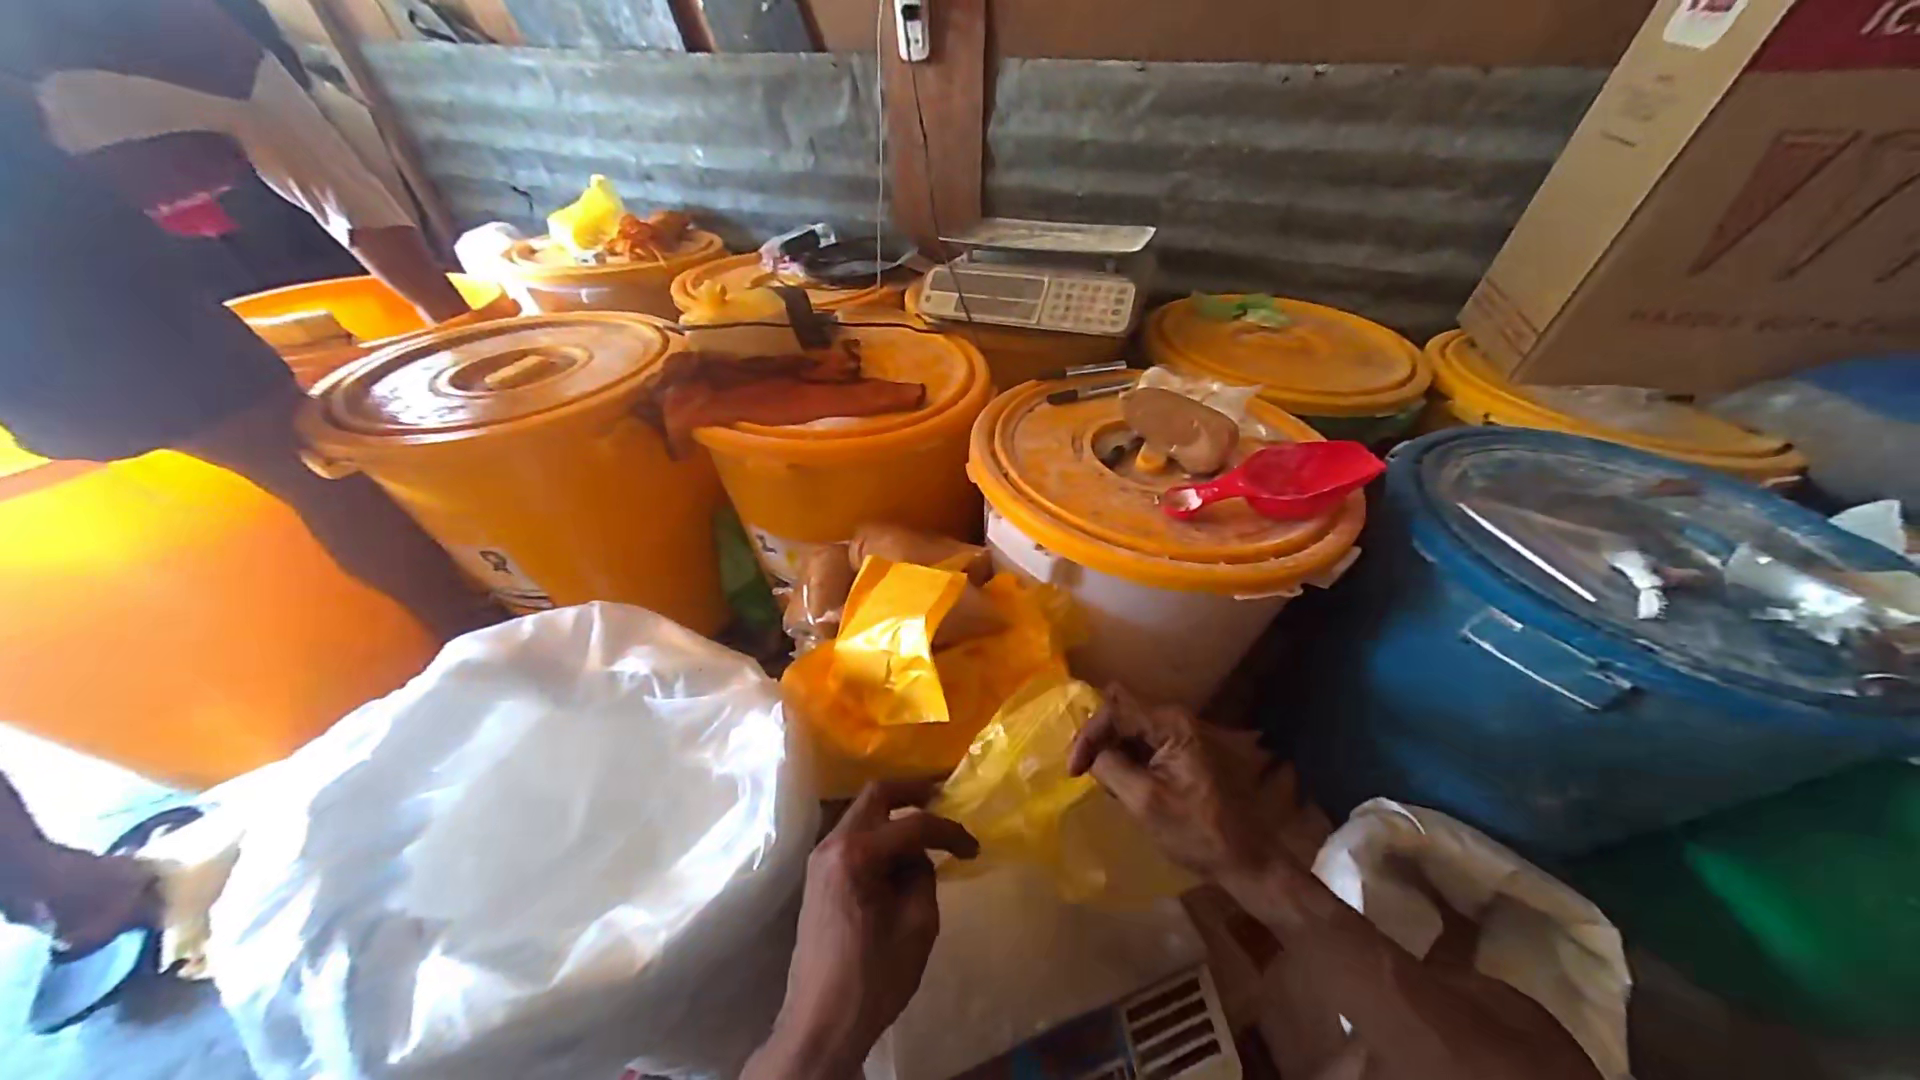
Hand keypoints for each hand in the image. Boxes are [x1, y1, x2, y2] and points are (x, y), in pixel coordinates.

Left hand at [746, 780, 977, 1079]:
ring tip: (927, 832)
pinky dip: (880, 835)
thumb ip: (923, 876)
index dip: (948, 831)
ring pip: (863, 813)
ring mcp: (821, 858)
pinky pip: (854, 837)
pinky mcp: (819, 875)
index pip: (912, 824)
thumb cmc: (873, 977)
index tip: (973, 848)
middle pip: (876, 795)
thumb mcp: (917, 925)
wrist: (821, 1022)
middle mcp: (832, 844)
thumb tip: (918, 857)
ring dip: (895, 814)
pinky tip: (900, 856)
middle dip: (914, 792)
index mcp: (856, 854)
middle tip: (943, 798)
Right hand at [1067, 684, 1277, 883]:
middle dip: (1100, 744)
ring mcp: (1183, 735)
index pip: (1114, 711)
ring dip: (1113, 754)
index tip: (1073, 769)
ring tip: (1107, 785)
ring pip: (1130, 731)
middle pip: (1121, 716)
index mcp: (1171, 725)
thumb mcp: (1144, 801)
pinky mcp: (1184, 752)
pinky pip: (1144, 745)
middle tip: (1085, 775)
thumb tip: (1090, 752)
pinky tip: (1127, 788)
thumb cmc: (1196, 832)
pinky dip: (1128, 762)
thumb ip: (1111, 767)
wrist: (1247, 860)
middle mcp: (1178, 719)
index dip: (1088, 736)